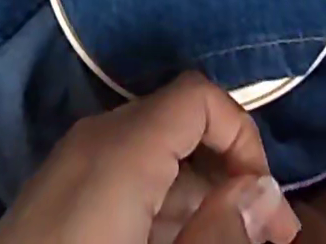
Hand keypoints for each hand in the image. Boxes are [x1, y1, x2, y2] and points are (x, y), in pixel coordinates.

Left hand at [0, 73, 301, 243]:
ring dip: (199, 193)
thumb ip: (219, 235)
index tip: (265, 203)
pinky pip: (126, 177)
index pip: (197, 96)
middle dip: (228, 171)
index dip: (241, 135)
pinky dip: (162, 203)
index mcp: (121, 147)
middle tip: (266, 236)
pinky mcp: (59, 194)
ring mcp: (72, 164)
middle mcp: (96, 138)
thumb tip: (265, 190)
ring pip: (155, 153)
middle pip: (180, 123)